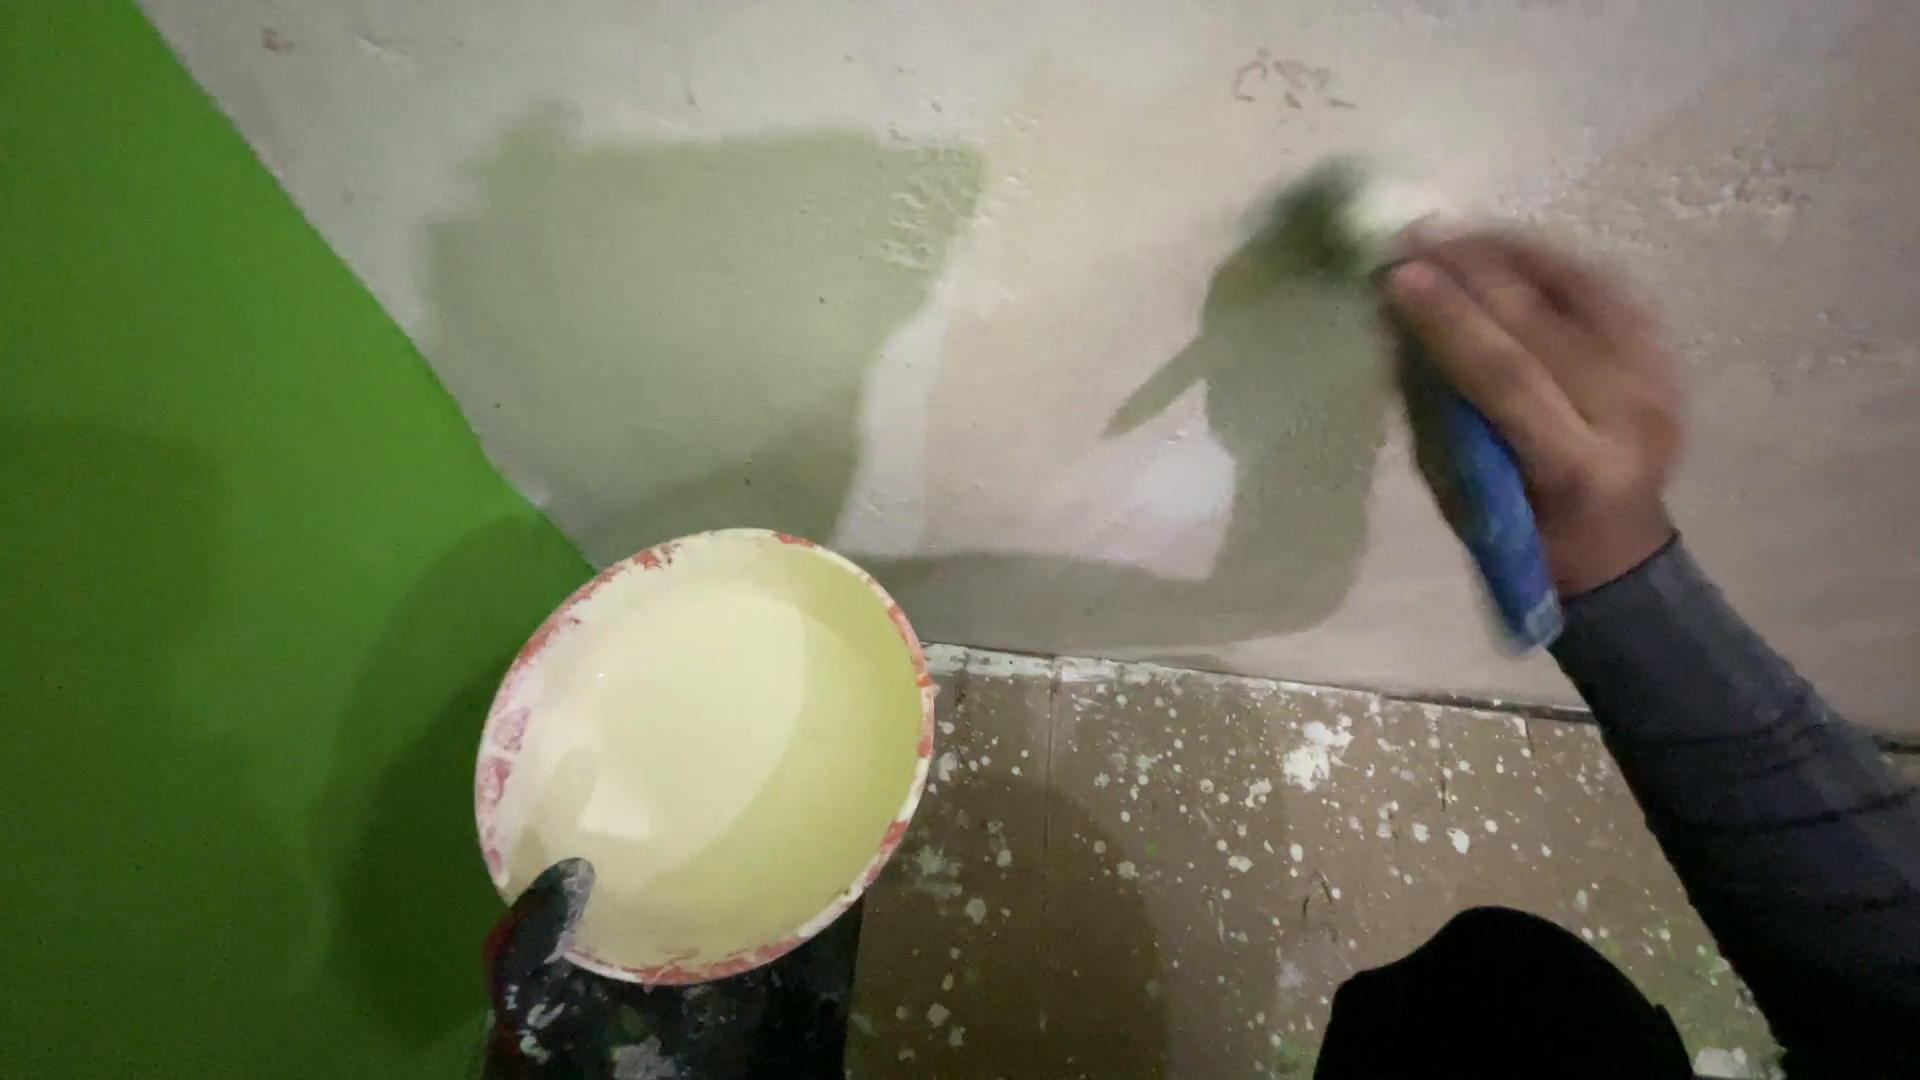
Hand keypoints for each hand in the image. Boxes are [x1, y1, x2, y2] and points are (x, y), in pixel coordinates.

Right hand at [1385, 231, 1681, 597]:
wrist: (1615, 549)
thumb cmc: (1517, 532)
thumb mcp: (1463, 488)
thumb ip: (1444, 414)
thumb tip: (1409, 336)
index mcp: (1572, 464)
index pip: (1505, 374)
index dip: (1451, 320)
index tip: (1399, 278)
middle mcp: (1630, 414)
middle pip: (1548, 324)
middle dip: (1475, 273)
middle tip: (1418, 238)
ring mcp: (1660, 380)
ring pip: (1587, 295)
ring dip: (1513, 255)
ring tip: (1455, 233)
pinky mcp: (1668, 358)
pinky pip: (1610, 292)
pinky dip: (1554, 263)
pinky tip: (1509, 247)